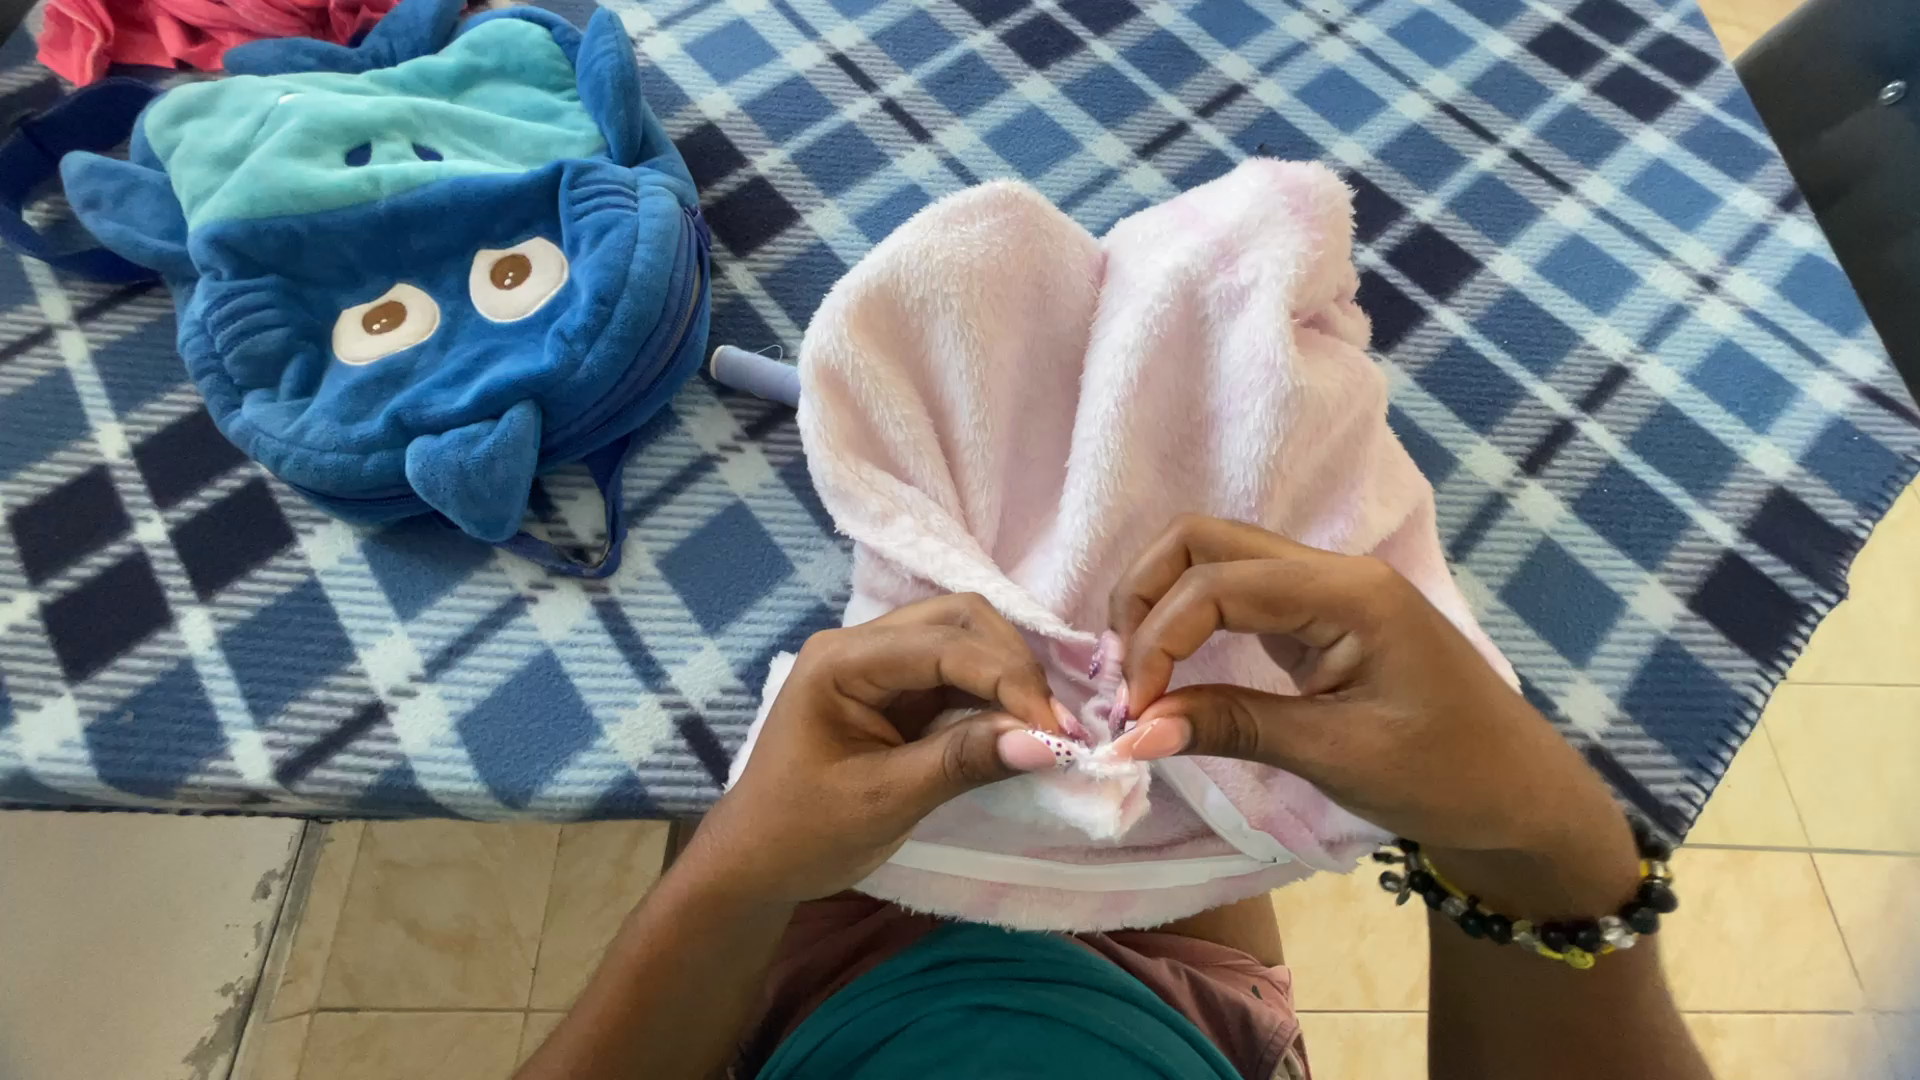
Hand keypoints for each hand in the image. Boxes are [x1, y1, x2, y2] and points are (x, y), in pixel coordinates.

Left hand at [681, 593, 1069, 905]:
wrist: (756, 861)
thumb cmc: (804, 833)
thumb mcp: (884, 801)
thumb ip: (962, 762)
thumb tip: (1046, 743)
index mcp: (841, 661)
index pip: (943, 645)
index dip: (1007, 678)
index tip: (1055, 729)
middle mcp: (861, 644)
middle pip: (958, 618)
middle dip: (1012, 663)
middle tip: (1051, 723)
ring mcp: (878, 661)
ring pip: (963, 636)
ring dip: (1008, 673)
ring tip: (1043, 724)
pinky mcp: (896, 687)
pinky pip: (956, 671)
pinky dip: (992, 692)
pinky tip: (1017, 722)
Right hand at [1107, 516, 1638, 913]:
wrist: (1525, 797)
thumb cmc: (1448, 778)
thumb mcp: (1335, 755)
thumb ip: (1229, 727)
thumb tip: (1132, 734)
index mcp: (1346, 592)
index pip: (1216, 584)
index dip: (1158, 639)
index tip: (1134, 709)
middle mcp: (1327, 568)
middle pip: (1200, 538)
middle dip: (1142, 595)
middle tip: (1121, 670)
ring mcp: (1319, 584)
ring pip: (1209, 553)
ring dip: (1156, 600)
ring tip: (1136, 666)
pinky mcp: (1309, 610)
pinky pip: (1228, 587)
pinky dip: (1183, 616)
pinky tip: (1167, 659)